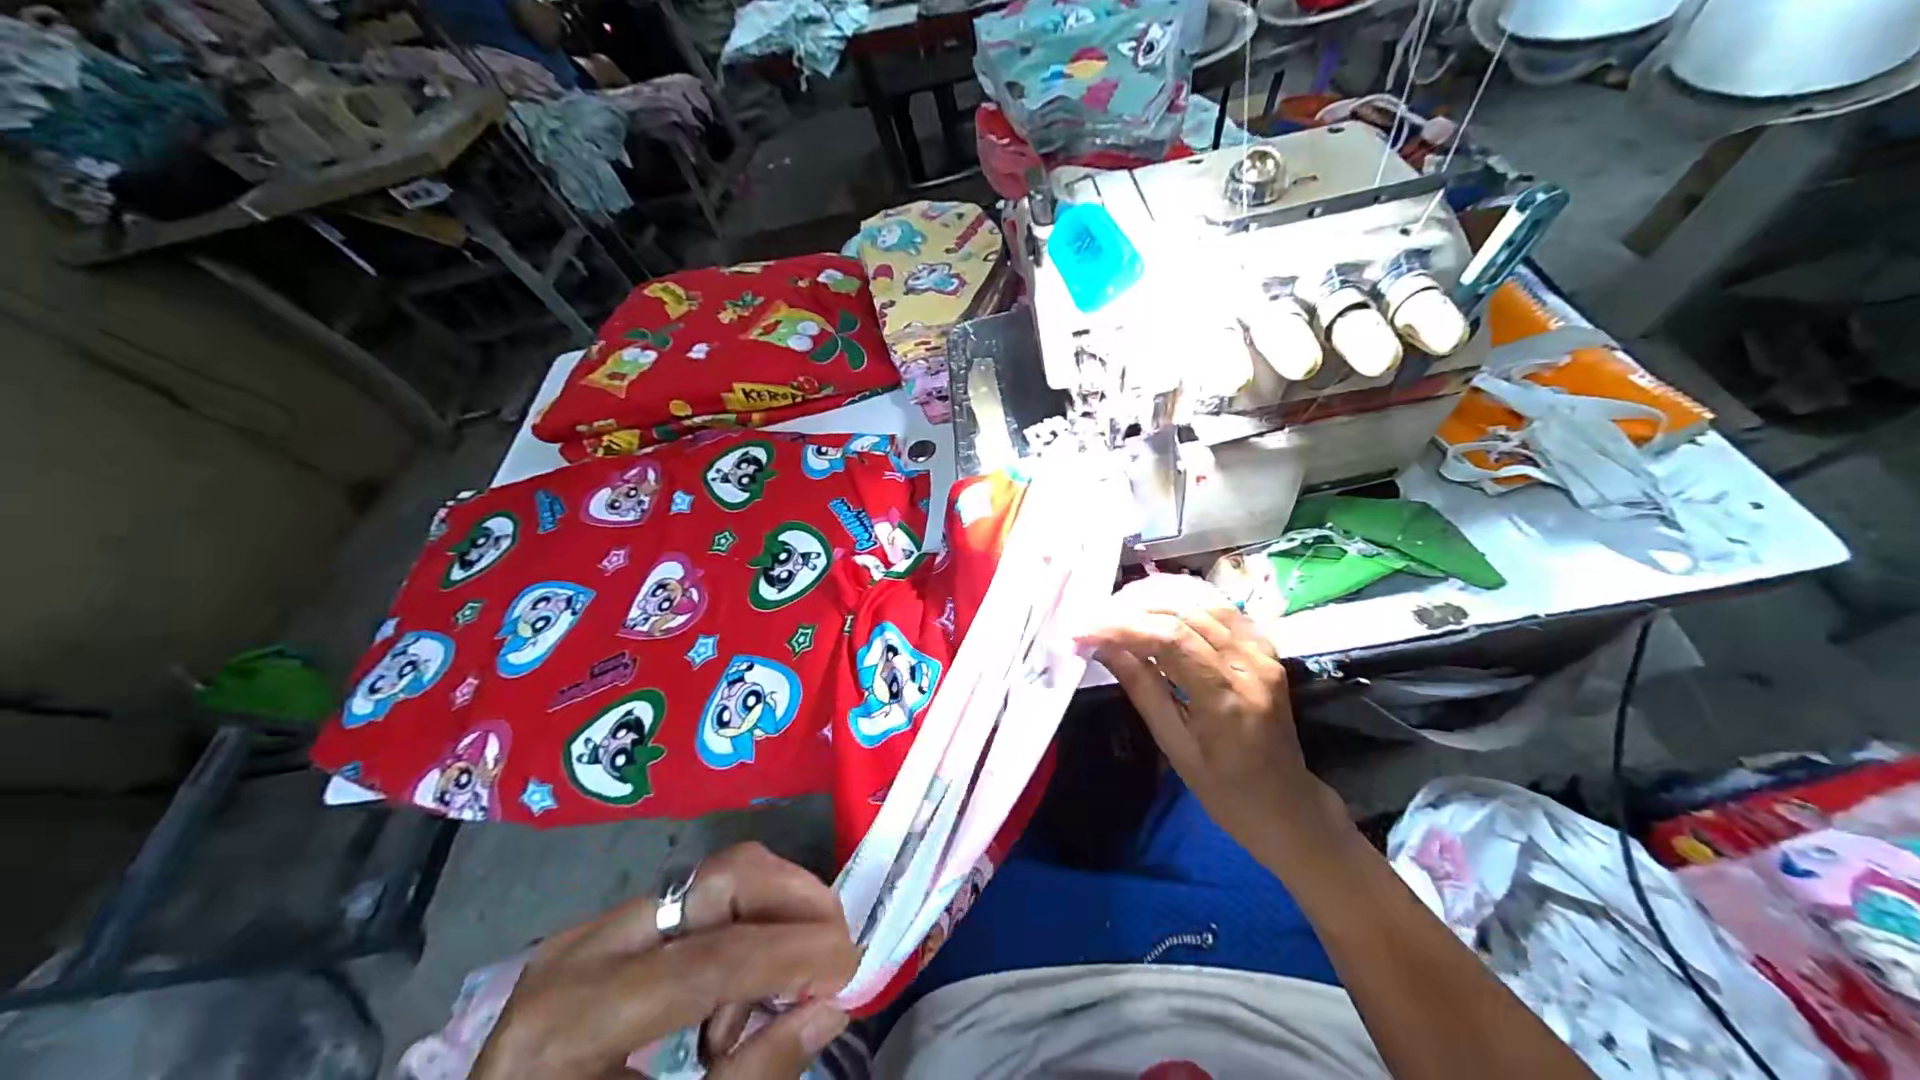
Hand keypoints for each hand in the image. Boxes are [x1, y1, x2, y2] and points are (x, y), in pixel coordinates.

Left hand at [474, 842, 855, 1079]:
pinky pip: (704, 901)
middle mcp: (583, 949)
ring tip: (770, 1001)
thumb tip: (832, 1007)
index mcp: (572, 1020)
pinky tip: (733, 1002)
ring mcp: (597, 928)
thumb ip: (753, 1076)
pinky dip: (748, 930)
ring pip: (720, 877)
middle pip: (720, 881)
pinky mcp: (614, 928)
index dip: (792, 956)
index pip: (708, 961)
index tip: (852, 968)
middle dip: (797, 903)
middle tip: (833, 957)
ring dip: (776, 918)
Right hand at [1078, 575, 1343, 851]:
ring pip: (1203, 603)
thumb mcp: (1174, 745)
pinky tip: (1158, 604)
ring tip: (1117, 607)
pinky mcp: (1266, 649)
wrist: (1285, 804)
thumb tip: (1104, 647)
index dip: (1123, 627)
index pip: (1170, 640)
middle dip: (1132, 609)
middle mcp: (1250, 665)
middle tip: (1094, 616)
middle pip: (1185, 614)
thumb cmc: (1224, 789)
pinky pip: (1223, 610)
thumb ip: (1142, 689)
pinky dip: (1186, 601)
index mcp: (1227, 698)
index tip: (1083, 630)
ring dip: (1156, 598)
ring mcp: (1263, 653)